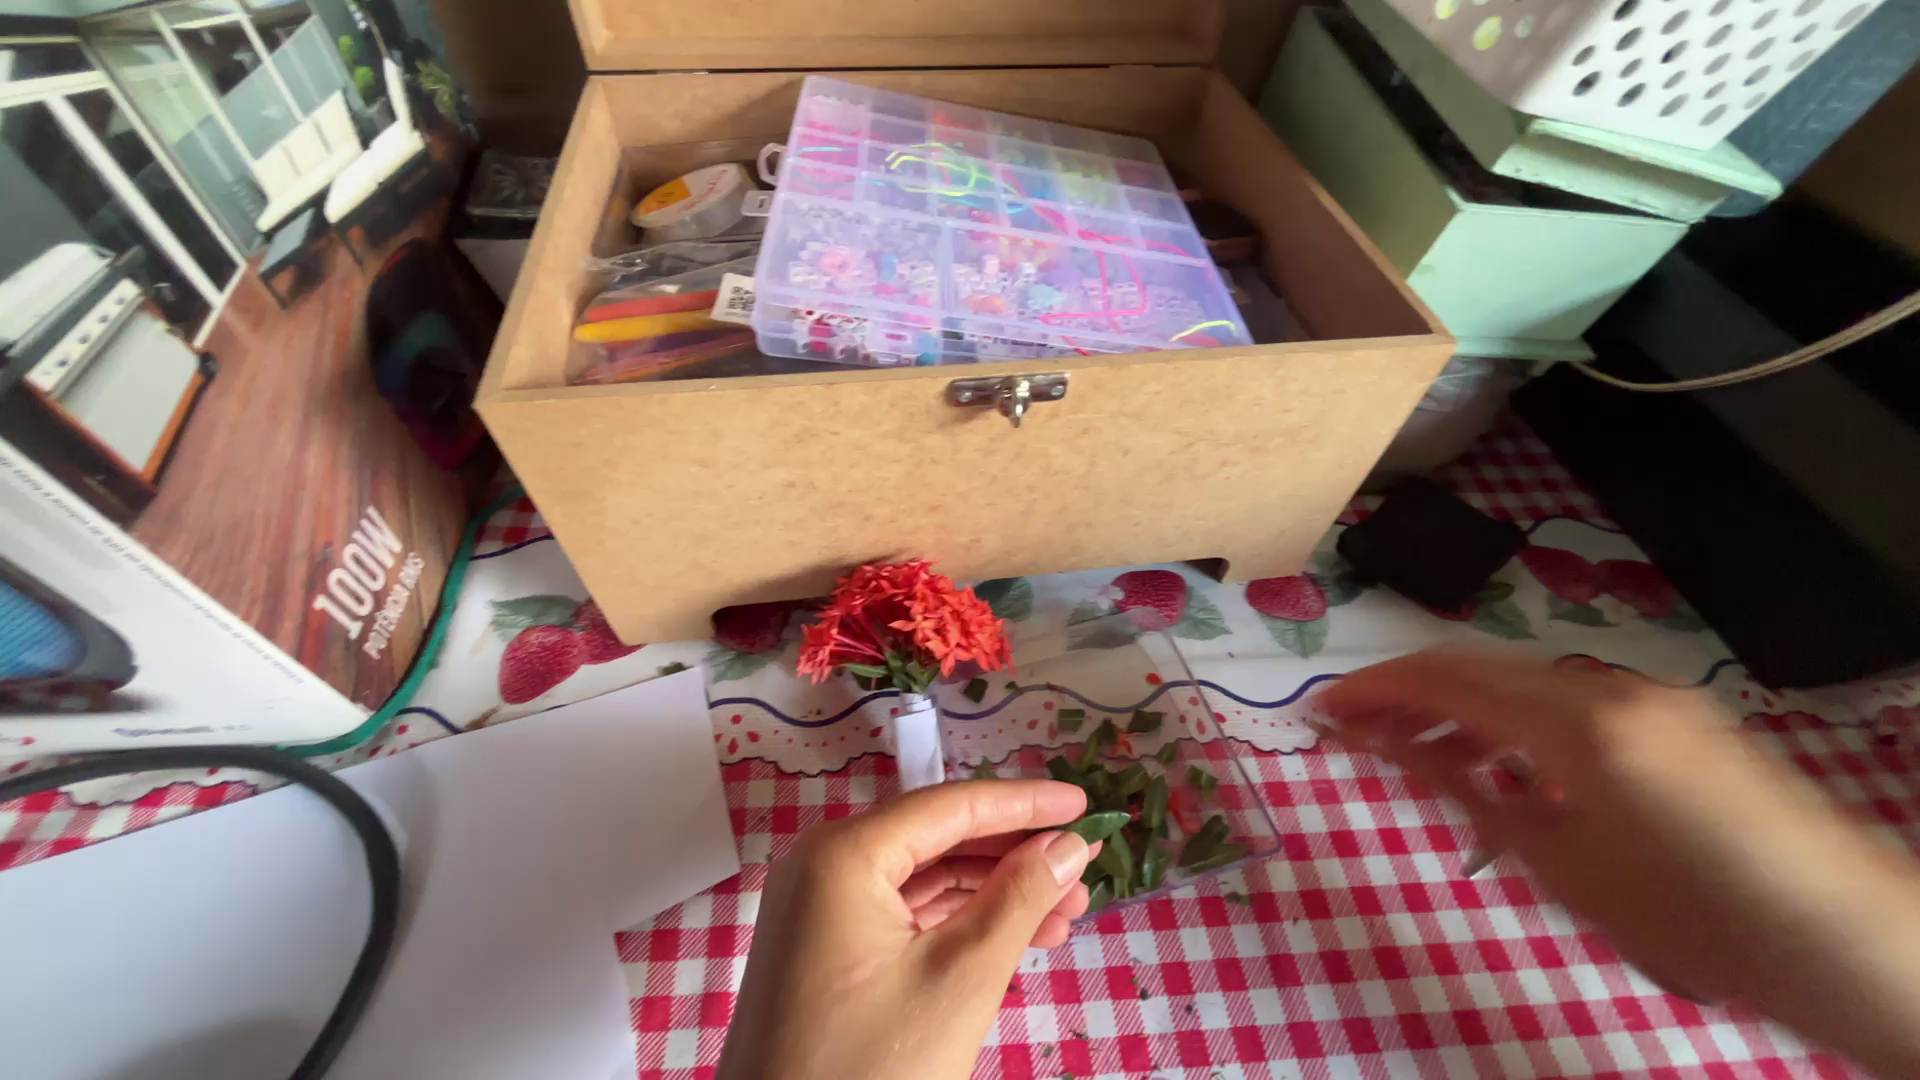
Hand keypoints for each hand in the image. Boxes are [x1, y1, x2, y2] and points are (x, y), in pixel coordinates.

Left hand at [716, 779, 1096, 1079]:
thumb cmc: (874, 1070)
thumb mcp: (960, 980)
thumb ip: (1018, 900)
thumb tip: (1067, 845)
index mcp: (845, 852)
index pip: (950, 806)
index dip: (1023, 802)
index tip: (1081, 803)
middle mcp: (825, 862)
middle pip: (939, 838)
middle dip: (1015, 855)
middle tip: (1083, 867)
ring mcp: (822, 906)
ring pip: (926, 877)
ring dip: (995, 891)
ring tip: (1065, 911)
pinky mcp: (827, 946)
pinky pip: (905, 912)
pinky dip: (960, 921)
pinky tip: (1014, 936)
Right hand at [1320, 649, 1919, 1076]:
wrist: (1863, 952)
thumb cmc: (1696, 921)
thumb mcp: (1554, 858)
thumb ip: (1456, 783)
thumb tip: (1374, 739)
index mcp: (1578, 723)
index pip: (1442, 680)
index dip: (1370, 689)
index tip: (1317, 708)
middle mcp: (1607, 686)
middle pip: (1470, 664)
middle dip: (1399, 689)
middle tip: (1346, 724)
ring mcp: (1642, 693)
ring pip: (1511, 676)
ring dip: (1449, 703)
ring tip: (1405, 749)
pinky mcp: (1664, 712)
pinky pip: (1556, 696)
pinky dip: (1503, 717)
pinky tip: (1486, 760)